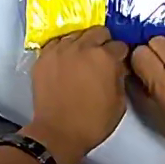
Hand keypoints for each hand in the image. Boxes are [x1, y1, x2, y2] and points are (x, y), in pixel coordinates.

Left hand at [22, 26, 129, 163]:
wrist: (58, 131)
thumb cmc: (92, 122)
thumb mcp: (119, 102)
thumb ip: (120, 78)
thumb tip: (117, 67)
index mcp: (104, 57)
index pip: (119, 45)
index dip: (120, 54)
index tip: (118, 61)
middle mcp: (82, 47)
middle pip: (98, 32)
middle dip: (103, 42)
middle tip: (102, 55)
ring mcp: (60, 50)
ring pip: (76, 34)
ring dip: (82, 43)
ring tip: (82, 57)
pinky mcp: (43, 57)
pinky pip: (56, 43)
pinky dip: (63, 48)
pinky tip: (65, 59)